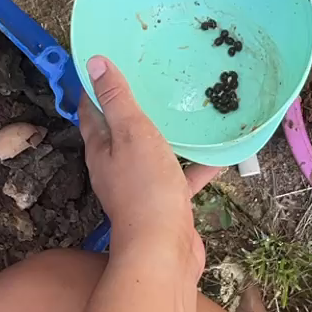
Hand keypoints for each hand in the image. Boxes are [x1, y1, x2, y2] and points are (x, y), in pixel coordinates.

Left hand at [78, 56, 222, 274]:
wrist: (163, 249)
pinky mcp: (164, 204)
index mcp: (101, 148)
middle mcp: (115, 167)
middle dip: (132, 107)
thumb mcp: (131, 133)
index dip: (96, 85)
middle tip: (152, 80)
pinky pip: (180, 178)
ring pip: (151, 153)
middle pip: (121, 131)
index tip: (106, 62)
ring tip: (185, 113)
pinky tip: (219, 156)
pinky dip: (195, 167)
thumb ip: (116, 99)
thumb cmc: (144, 188)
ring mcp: (140, 187)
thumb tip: (94, 63)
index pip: (91, 109)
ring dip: (164, 135)